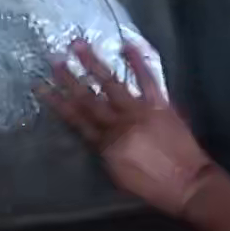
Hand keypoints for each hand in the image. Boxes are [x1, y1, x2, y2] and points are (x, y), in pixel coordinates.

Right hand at [38, 40, 218, 218]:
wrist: (189, 186)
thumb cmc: (152, 186)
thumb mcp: (117, 175)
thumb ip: (103, 151)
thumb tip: (92, 133)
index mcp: (106, 143)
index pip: (75, 118)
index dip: (56, 101)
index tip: (40, 85)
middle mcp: (118, 123)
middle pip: (88, 97)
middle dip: (69, 78)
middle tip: (53, 58)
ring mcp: (139, 111)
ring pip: (111, 83)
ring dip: (93, 63)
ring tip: (78, 45)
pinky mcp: (160, 105)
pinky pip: (148, 80)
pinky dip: (138, 62)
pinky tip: (126, 44)